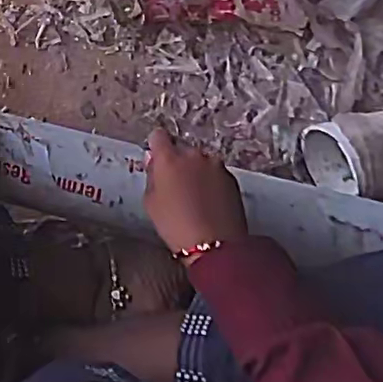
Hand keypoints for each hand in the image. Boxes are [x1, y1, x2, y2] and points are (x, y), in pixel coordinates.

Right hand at [142, 127, 247, 257]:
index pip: (158, 136)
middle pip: (181, 150)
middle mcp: (193, 155)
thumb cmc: (175, 224)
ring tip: (194, 197)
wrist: (215, 245)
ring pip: (200, 162)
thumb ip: (152, 176)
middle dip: (178, 163)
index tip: (156, 159)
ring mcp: (215, 166)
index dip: (156, 146)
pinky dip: (211, 182)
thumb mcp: (150, 201)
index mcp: (169, 158)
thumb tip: (155, 164)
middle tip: (175, 186)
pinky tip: (208, 203)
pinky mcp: (232, 179)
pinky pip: (215, 174)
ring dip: (196, 172)